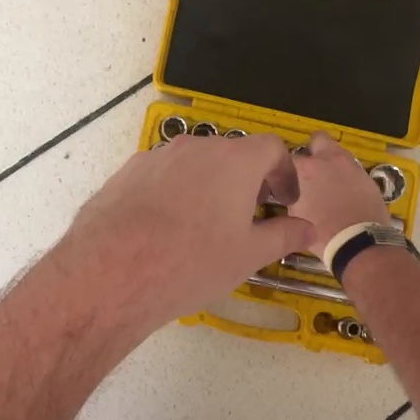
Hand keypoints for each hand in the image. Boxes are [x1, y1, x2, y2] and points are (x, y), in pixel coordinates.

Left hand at [54, 133, 314, 330]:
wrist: (112, 272)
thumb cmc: (191, 262)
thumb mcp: (248, 255)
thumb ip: (283, 236)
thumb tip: (307, 229)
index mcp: (234, 160)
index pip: (271, 148)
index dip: (284, 173)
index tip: (284, 200)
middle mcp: (196, 148)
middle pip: (231, 154)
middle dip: (246, 181)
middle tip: (249, 216)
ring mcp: (157, 157)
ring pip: (194, 165)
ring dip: (208, 186)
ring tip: (205, 226)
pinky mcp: (126, 173)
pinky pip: (162, 176)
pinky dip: (174, 193)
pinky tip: (166, 229)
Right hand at [285, 132, 391, 257]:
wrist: (359, 242)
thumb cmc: (321, 232)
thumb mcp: (294, 214)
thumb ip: (290, 194)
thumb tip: (290, 190)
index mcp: (306, 168)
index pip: (287, 156)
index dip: (285, 167)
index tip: (285, 178)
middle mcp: (329, 159)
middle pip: (318, 139)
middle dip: (313, 149)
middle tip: (310, 169)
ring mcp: (352, 166)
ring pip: (339, 154)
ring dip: (332, 164)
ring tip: (329, 185)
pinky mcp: (368, 177)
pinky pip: (353, 171)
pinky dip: (348, 179)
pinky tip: (346, 195)